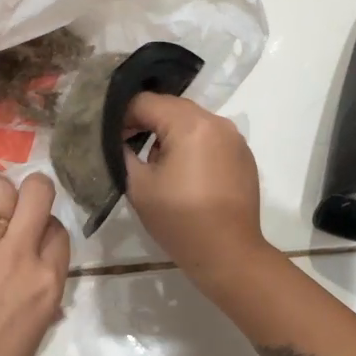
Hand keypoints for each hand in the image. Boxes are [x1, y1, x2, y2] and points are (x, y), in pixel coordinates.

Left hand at [0, 173, 70, 355]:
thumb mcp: (34, 335)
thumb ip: (40, 299)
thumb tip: (37, 282)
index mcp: (48, 283)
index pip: (58, 228)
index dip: (44, 226)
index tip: (28, 238)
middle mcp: (19, 257)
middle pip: (37, 190)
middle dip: (27, 191)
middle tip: (9, 210)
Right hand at [123, 93, 269, 276]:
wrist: (228, 254)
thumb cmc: (180, 221)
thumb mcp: (139, 187)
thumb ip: (123, 154)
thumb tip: (121, 141)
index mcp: (190, 124)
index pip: (146, 101)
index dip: (122, 116)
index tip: (110, 138)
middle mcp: (218, 123)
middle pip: (173, 108)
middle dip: (147, 123)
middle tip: (128, 148)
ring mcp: (236, 140)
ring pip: (194, 123)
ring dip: (171, 136)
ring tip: (157, 166)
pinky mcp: (244, 158)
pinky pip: (212, 141)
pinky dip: (194, 149)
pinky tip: (185, 177)